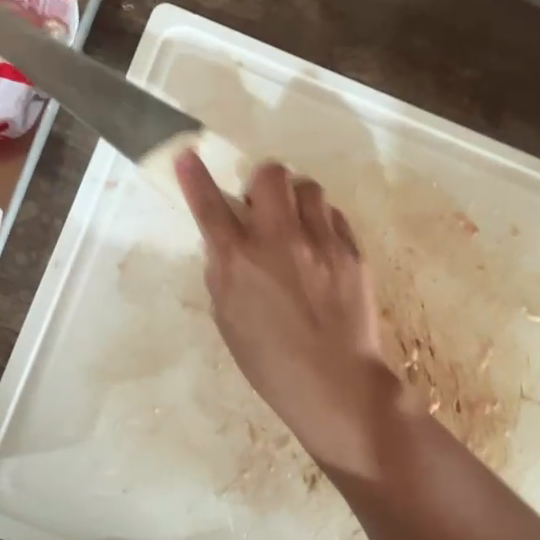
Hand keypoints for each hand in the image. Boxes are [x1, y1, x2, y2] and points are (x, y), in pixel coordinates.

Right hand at [175, 152, 399, 474]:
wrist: (336, 384)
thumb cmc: (270, 362)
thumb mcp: (227, 318)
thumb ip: (224, 272)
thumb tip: (228, 243)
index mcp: (238, 261)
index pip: (210, 206)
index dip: (195, 178)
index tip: (188, 155)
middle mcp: (278, 240)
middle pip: (271, 176)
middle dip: (263, 183)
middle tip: (263, 209)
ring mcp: (319, 243)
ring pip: (308, 187)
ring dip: (296, 199)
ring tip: (296, 226)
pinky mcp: (351, 251)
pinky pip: (333, 215)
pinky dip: (322, 222)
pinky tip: (319, 248)